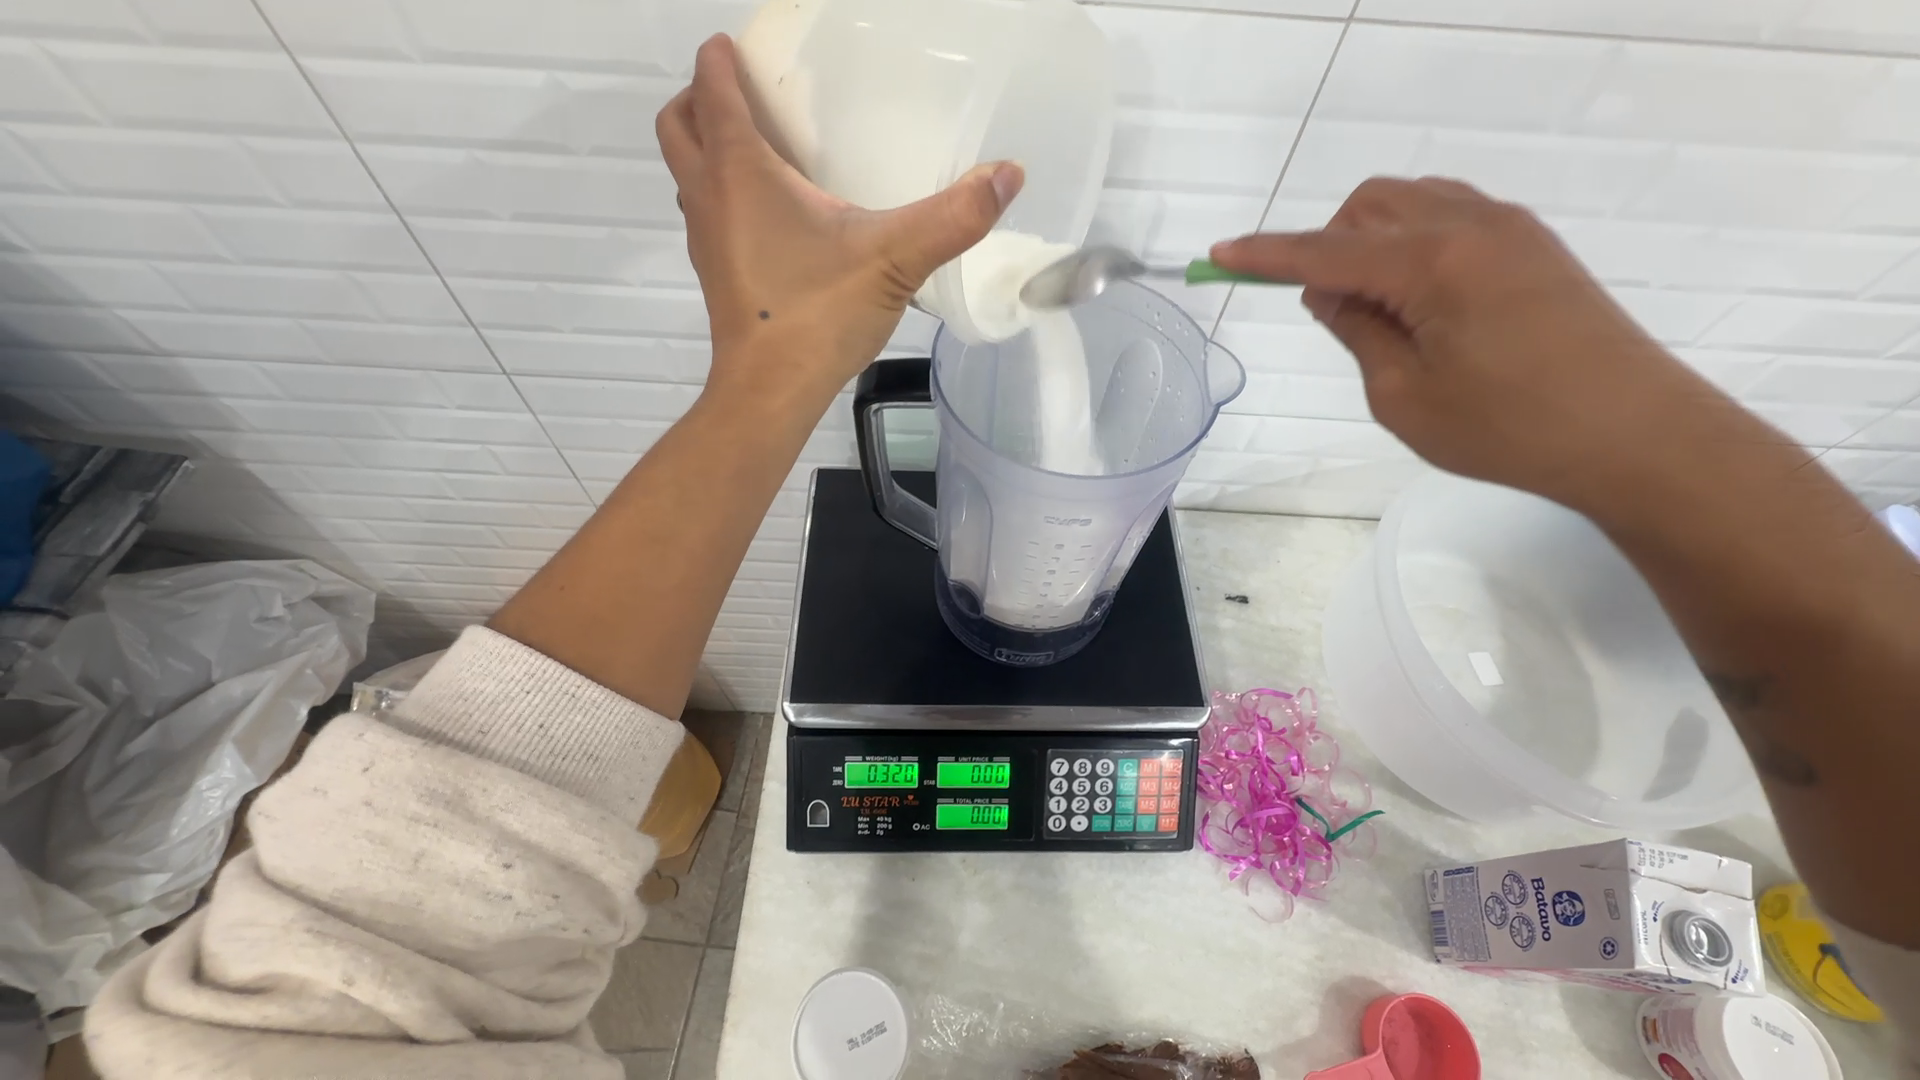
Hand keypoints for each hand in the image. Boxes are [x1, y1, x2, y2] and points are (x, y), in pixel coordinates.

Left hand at [657, 36, 1022, 402]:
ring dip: (706, 148)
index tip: (742, 47)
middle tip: (747, 95)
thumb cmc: (818, 315)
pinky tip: (774, 218)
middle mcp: (709, 197)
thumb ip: (953, 216)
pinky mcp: (716, 276)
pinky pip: (707, 213)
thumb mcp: (894, 259)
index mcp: (740, 171)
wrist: (771, 391)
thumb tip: (1009, 174)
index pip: (711, 89)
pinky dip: (724, 195)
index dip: (720, 59)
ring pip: (686, 173)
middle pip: (678, 124)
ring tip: (760, 149)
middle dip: (698, 97)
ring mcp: (705, 240)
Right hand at [1211, 178, 1748, 509]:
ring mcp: (1509, 228)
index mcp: (1432, 262)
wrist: (1634, 434)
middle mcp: (1471, 224)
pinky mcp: (1532, 246)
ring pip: (1409, 203)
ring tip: (1376, 311)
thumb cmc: (1506, 428)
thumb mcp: (1402, 394)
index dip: (1267, 256)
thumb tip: (1327, 290)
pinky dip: (1412, 243)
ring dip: (1370, 242)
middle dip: (1327, 245)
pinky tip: (1420, 300)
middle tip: (1330, 312)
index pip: (1325, 251)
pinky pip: (1448, 217)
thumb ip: (1356, 331)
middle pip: (1368, 205)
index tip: (1219, 253)